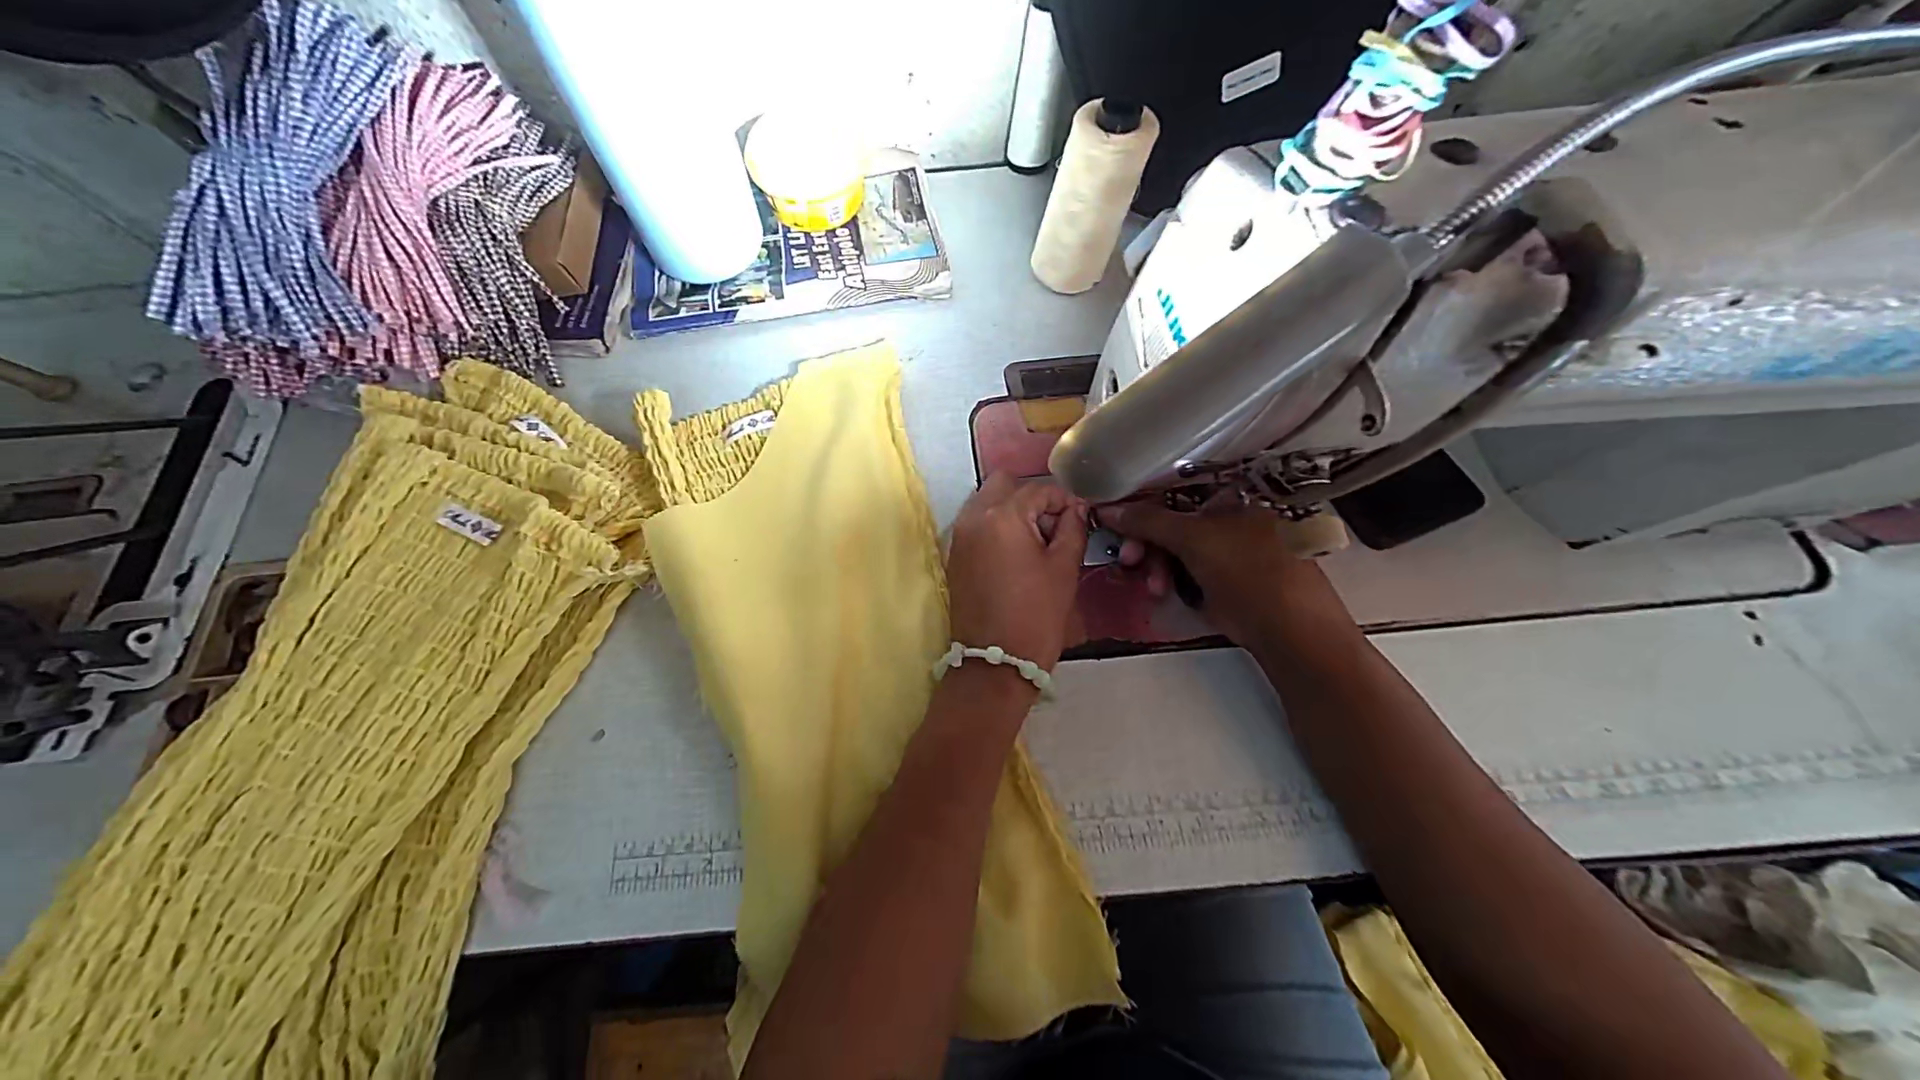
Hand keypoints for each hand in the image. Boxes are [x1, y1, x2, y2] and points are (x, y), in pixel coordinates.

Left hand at [945, 473, 1087, 671]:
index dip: (1064, 501)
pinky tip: (1017, 556)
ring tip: (1036, 543)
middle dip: (1031, 499)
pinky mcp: (955, 557)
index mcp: (1002, 517)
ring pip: (986, 503)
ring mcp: (959, 537)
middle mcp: (973, 519)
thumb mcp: (1064, 569)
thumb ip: (1072, 529)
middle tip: (1053, 528)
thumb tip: (1075, 510)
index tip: (1079, 519)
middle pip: (1004, 486)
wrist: (996, 662)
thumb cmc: (1036, 615)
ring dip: (1012, 512)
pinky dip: (996, 528)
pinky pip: (976, 525)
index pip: (1038, 490)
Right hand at [1100, 498, 1354, 648]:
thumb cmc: (1249, 573)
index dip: (1145, 511)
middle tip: (1131, 562)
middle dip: (1150, 545)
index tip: (1120, 530)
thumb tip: (1108, 508)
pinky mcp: (1233, 586)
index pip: (1177, 496)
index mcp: (1234, 501)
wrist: (1293, 631)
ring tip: (1156, 589)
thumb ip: (1148, 521)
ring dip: (1160, 568)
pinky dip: (1177, 582)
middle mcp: (1235, 524)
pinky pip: (1192, 576)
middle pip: (1175, 527)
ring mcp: (1235, 556)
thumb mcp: (1194, 539)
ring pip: (1181, 554)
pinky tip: (1172, 594)